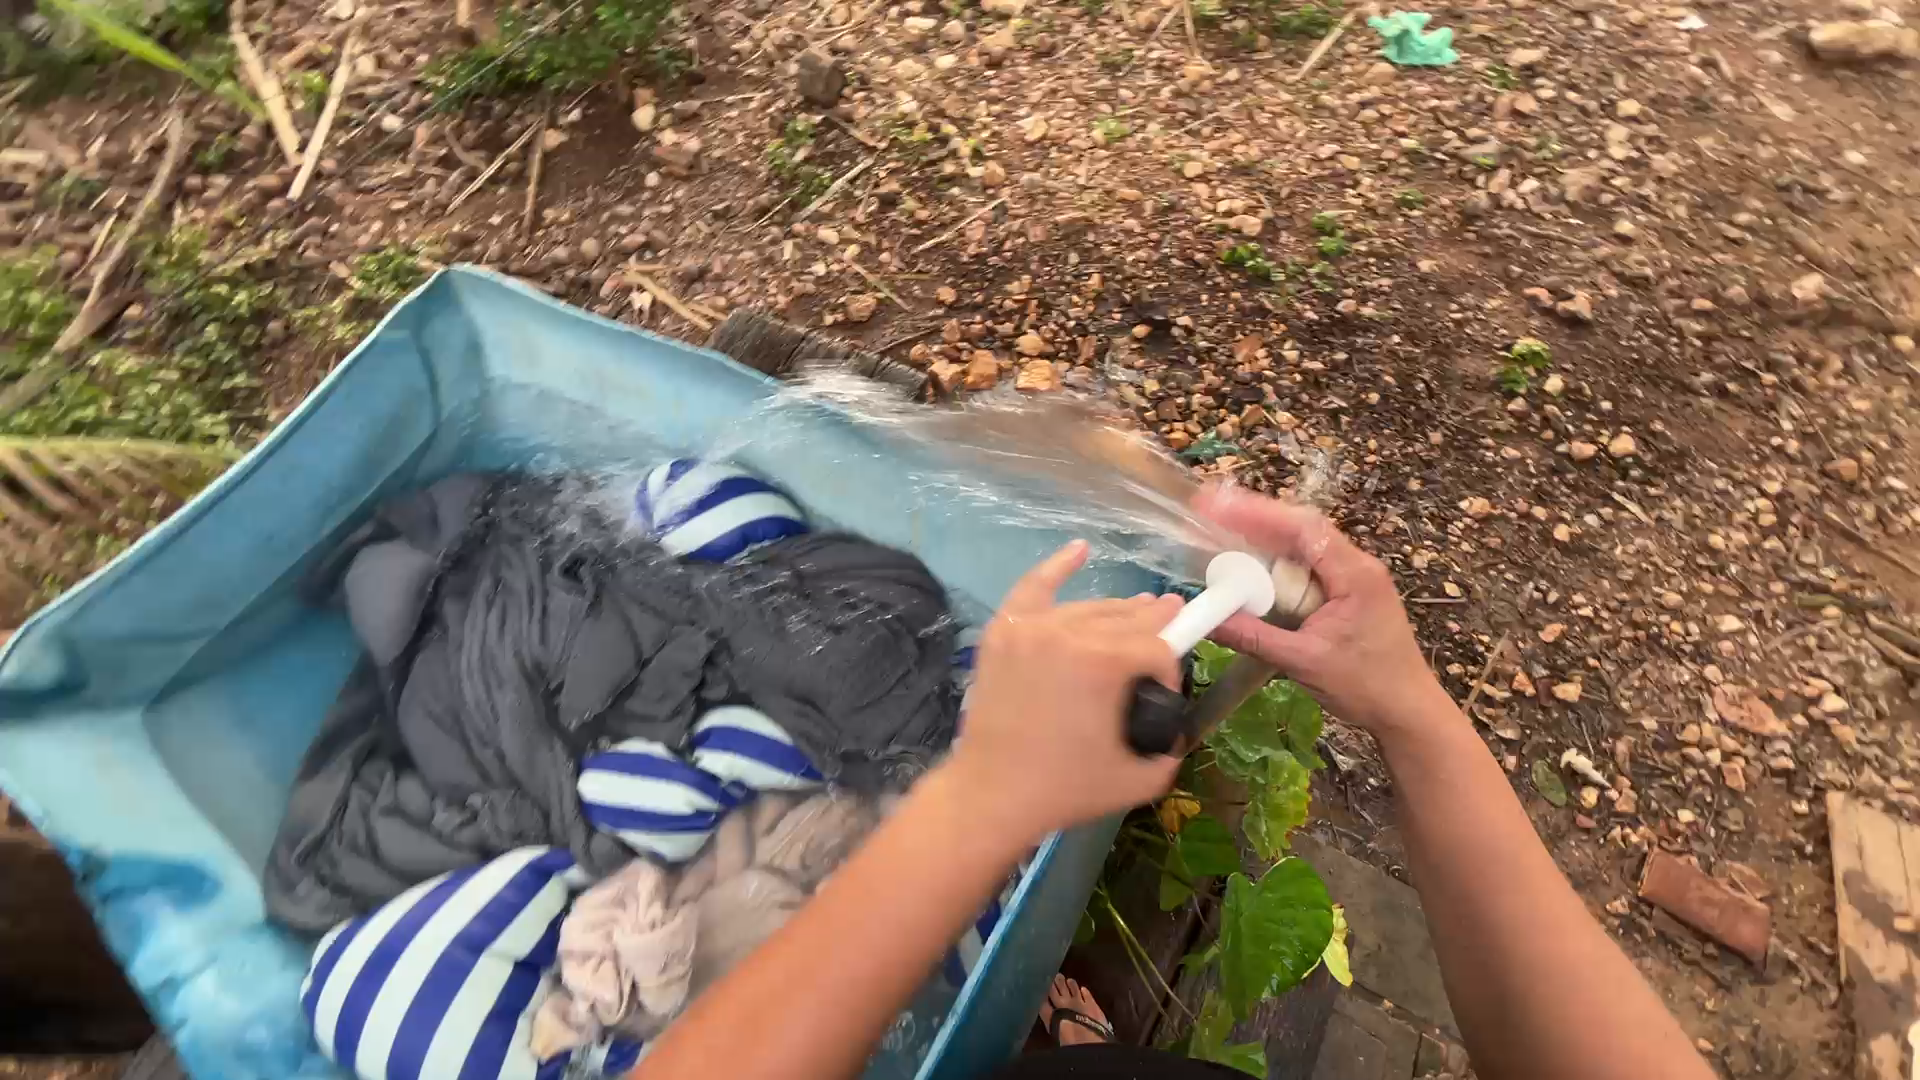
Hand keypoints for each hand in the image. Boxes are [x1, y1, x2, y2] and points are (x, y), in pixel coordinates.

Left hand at [946, 541, 1185, 844]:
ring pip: (1088, 608)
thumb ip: (1169, 748)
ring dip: (1120, 609)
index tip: (1162, 694)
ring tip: (1142, 608)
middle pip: (1126, 618)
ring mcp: (1030, 627)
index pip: (1156, 647)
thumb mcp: (1138, 777)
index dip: (1168, 670)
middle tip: (1175, 621)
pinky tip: (1080, 550)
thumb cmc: (1065, 787)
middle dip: (1155, 624)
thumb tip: (1174, 729)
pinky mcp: (1004, 631)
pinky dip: (1058, 566)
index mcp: (1104, 663)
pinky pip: (1033, 587)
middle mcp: (1068, 633)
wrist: (991, 791)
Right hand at [1194, 486, 1455, 741]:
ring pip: (1303, 543)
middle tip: (1210, 508)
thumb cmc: (1365, 686)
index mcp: (1354, 575)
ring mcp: (1353, 576)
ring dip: (1264, 533)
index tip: (1219, 508)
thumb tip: (1206, 620)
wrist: (1408, 711)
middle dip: (1255, 515)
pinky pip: (1306, 562)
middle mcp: (1357, 565)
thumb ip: (1254, 637)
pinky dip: (1275, 556)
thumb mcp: (1303, 661)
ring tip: (1221, 524)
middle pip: (1301, 527)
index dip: (1258, 514)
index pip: (1303, 529)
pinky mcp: (1346, 590)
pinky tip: (1250, 559)